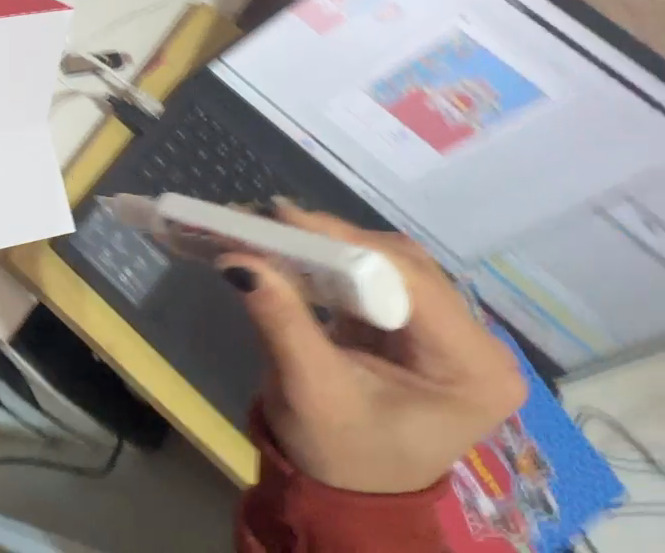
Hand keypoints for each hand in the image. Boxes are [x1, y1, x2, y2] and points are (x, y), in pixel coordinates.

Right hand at [220, 205, 526, 493]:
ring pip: (388, 264)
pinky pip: (374, 279)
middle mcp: (473, 344)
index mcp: (470, 367)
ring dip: (328, 244)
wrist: (346, 493)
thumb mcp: (308, 389)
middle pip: (403, 265)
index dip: (345, 242)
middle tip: (265, 219)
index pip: (411, 281)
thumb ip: (281, 319)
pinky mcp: (413, 330)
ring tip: (270, 228)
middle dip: (332, 238)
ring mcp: (446, 335)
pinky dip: (330, 262)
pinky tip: (290, 250)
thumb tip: (236, 258)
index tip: (279, 217)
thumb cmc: (339, 453)